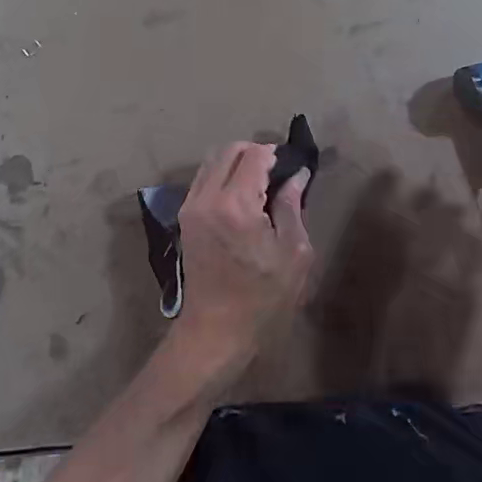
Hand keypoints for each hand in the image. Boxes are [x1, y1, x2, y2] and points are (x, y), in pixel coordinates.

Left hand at [170, 142, 313, 386]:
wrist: (215, 331)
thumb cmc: (262, 297)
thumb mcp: (293, 253)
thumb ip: (293, 206)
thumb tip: (296, 175)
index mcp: (235, 205)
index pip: (254, 155)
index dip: (276, 155)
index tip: (292, 167)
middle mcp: (206, 198)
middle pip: (230, 150)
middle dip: (256, 153)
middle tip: (278, 174)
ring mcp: (190, 207)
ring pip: (213, 161)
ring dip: (238, 162)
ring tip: (261, 184)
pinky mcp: (184, 217)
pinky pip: (204, 179)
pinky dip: (223, 176)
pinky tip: (242, 197)